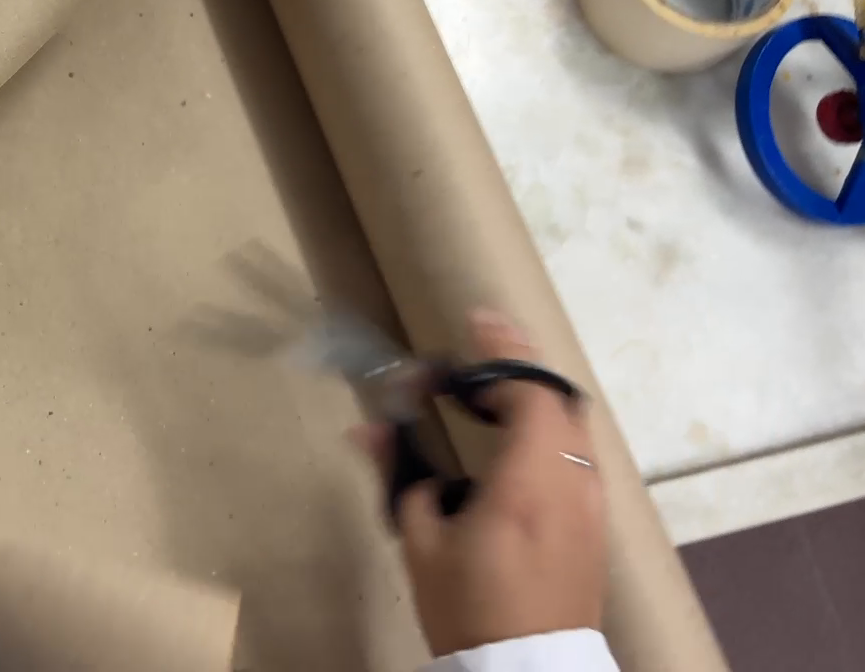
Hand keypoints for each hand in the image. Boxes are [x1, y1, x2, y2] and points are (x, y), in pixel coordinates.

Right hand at [353, 311, 606, 657]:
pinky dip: (544, 424)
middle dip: (520, 365)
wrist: (528, 671)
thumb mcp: (420, 536)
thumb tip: (366, 429)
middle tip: (475, 344)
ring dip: (532, 395)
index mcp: (530, 488)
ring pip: (573, 429)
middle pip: (562, 405)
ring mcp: (590, 511)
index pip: (534, 398)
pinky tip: (508, 431)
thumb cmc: (467, 603)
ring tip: (484, 385)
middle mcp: (574, 490)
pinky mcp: (591, 527)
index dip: (507, 354)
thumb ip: (400, 472)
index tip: (475, 320)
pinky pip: (574, 454)